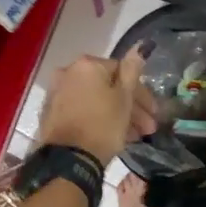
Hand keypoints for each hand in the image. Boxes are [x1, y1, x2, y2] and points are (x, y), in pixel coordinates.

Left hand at [38, 46, 155, 164]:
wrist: (69, 160)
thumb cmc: (103, 126)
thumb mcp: (124, 99)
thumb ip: (132, 70)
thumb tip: (140, 46)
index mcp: (87, 65)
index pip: (123, 72)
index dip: (141, 94)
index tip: (154, 113)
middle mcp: (68, 73)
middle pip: (107, 87)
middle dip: (130, 107)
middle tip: (147, 128)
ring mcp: (57, 93)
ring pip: (96, 100)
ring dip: (117, 115)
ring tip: (134, 137)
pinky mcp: (51, 114)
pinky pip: (83, 111)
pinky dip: (98, 119)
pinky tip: (113, 136)